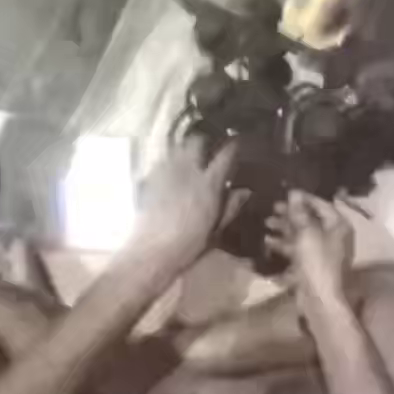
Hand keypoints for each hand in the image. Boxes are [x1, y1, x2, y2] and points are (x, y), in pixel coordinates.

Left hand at [124, 139, 240, 273]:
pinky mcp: (148, 178)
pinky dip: (169, 163)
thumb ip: (231, 207)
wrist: (151, 252)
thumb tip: (245, 191)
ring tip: (189, 158)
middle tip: (209, 149)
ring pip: (177, 147)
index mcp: (209, 184)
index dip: (233, 146)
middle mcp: (187, 171)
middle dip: (204, 141)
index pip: (225, 155)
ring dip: (185, 149)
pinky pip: (161, 161)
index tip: (237, 143)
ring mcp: (165, 172)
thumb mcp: (216, 230)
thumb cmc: (189, 246)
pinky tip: (170, 174)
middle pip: (197, 141)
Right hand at [267, 190, 352, 305]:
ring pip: (302, 235)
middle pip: (310, 219)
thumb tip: (294, 192)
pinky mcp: (311, 265)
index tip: (285, 193)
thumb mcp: (307, 234)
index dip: (303, 198)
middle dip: (291, 214)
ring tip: (266, 223)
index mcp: (338, 226)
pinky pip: (297, 250)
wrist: (319, 300)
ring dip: (284, 228)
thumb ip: (300, 213)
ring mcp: (322, 252)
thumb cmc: (317, 263)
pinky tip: (267, 241)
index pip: (321, 204)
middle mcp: (333, 236)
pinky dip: (284, 245)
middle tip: (272, 208)